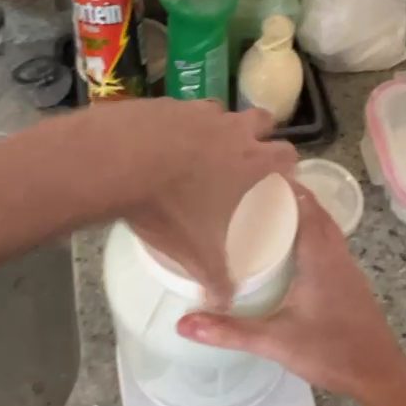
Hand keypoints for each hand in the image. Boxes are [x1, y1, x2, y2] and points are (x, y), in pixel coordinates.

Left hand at [78, 99, 295, 308]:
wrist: (118, 161)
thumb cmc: (167, 206)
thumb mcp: (194, 251)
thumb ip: (215, 278)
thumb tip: (224, 303)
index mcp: (248, 160)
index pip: (287, 154)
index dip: (287, 164)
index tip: (279, 175)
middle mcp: (231, 129)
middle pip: (262, 119)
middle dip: (259, 134)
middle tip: (245, 155)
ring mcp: (198, 110)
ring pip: (221, 111)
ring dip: (218, 126)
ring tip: (200, 150)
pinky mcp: (166, 102)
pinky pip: (183, 110)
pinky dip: (179, 124)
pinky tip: (161, 143)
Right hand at [177, 185, 405, 405]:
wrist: (379, 375)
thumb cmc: (331, 351)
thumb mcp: (275, 341)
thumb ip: (229, 331)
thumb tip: (183, 323)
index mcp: (320, 256)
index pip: (304, 204)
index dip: (282, 186)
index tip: (253, 174)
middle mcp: (336, 254)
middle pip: (314, 211)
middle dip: (287, 197)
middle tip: (250, 193)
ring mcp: (347, 268)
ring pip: (323, 228)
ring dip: (300, 217)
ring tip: (264, 216)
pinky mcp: (349, 284)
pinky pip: (328, 246)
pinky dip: (309, 237)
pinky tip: (288, 252)